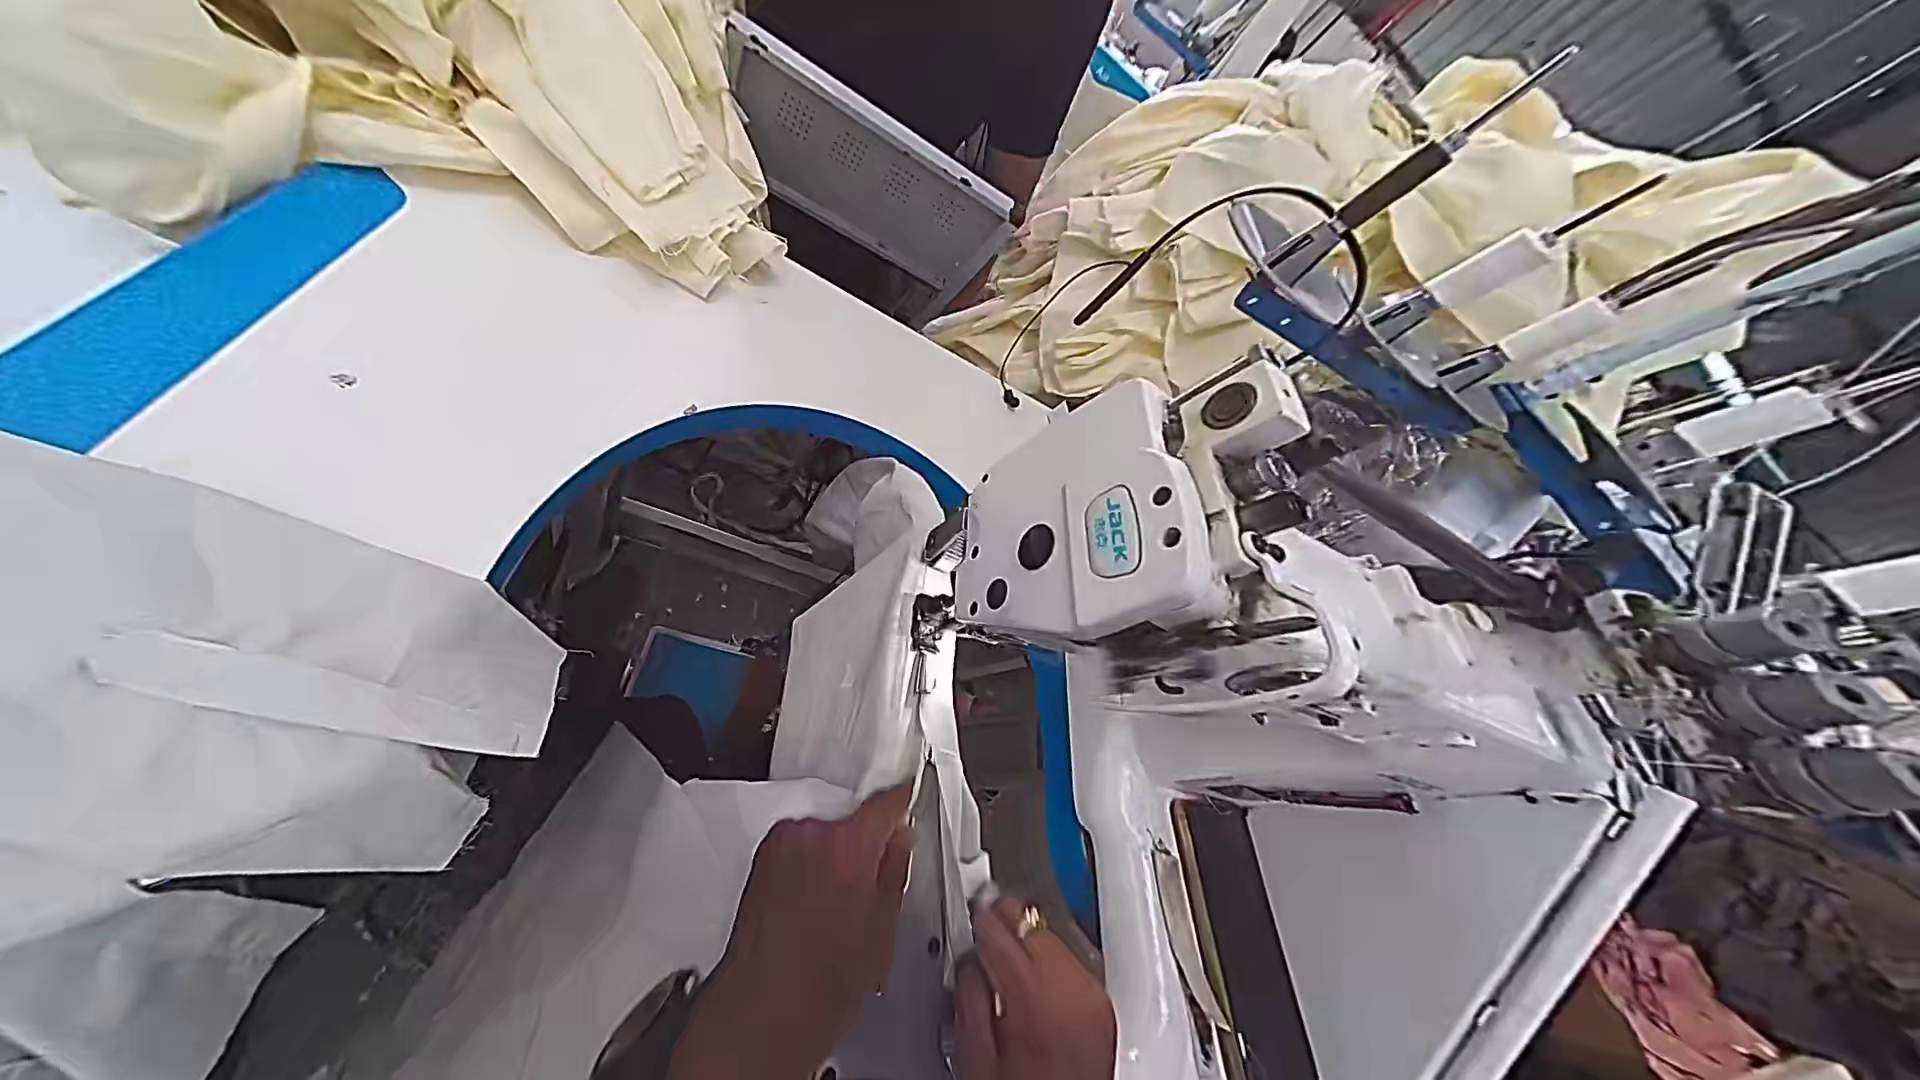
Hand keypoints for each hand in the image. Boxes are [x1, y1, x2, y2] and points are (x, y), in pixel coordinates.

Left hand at [667, 785, 913, 1078]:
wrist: (761, 1014)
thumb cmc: (815, 988)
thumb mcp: (882, 929)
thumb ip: (894, 868)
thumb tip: (899, 841)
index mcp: (849, 848)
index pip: (886, 802)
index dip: (902, 802)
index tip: (906, 801)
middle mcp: (812, 835)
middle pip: (852, 817)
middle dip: (864, 840)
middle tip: (869, 878)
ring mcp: (783, 843)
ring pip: (824, 830)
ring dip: (833, 851)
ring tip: (834, 900)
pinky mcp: (763, 856)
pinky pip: (799, 842)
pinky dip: (809, 860)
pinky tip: (812, 901)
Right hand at [956, 897, 1116, 1079]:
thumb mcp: (978, 1062)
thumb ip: (970, 1001)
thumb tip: (969, 964)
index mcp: (1035, 999)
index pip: (1003, 934)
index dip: (981, 921)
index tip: (972, 914)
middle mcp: (1071, 990)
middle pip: (1032, 927)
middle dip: (1006, 922)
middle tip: (986, 922)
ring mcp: (1092, 996)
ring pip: (1052, 938)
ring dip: (1028, 937)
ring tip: (1007, 951)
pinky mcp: (1103, 1005)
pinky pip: (1070, 961)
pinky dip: (1049, 958)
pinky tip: (1033, 974)